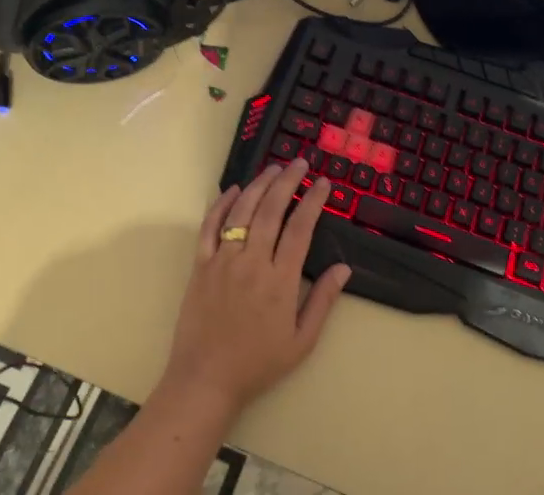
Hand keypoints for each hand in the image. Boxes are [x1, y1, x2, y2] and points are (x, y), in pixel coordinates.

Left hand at [159, 157, 351, 413]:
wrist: (205, 379)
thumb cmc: (258, 363)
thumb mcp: (301, 341)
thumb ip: (322, 301)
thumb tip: (344, 269)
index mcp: (280, 280)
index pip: (301, 228)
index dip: (313, 201)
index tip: (323, 184)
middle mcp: (252, 263)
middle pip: (271, 210)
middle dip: (287, 182)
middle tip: (299, 163)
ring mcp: (222, 261)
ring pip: (241, 212)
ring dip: (258, 186)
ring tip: (273, 169)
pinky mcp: (200, 266)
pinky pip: (209, 227)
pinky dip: (221, 205)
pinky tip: (232, 190)